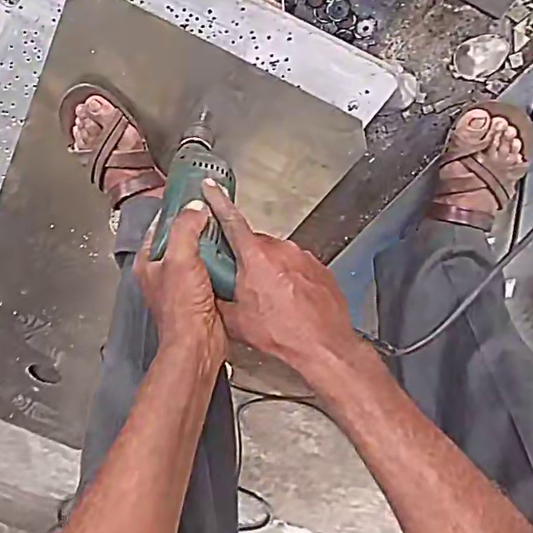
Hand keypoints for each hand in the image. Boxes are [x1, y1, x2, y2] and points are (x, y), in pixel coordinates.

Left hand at [133, 199, 227, 365]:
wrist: (199, 344)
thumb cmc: (182, 310)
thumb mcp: (181, 259)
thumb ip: (185, 228)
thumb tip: (194, 208)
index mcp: (149, 262)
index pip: (160, 226)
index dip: (175, 209)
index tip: (192, 196)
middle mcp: (163, 272)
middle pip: (180, 238)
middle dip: (196, 225)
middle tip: (212, 209)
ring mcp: (183, 283)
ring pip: (198, 253)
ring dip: (211, 242)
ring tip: (224, 227)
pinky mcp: (202, 293)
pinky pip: (212, 268)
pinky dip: (222, 260)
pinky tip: (232, 252)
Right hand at [199, 180, 366, 378]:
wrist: (324, 345)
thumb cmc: (284, 334)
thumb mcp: (237, 321)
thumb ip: (217, 299)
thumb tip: (208, 294)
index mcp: (256, 257)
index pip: (231, 220)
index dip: (217, 202)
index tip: (210, 187)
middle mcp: (281, 250)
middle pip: (255, 244)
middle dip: (246, 259)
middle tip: (243, 283)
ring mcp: (302, 256)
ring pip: (276, 256)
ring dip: (270, 270)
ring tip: (271, 299)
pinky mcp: (318, 267)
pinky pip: (296, 266)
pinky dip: (290, 278)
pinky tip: (289, 301)